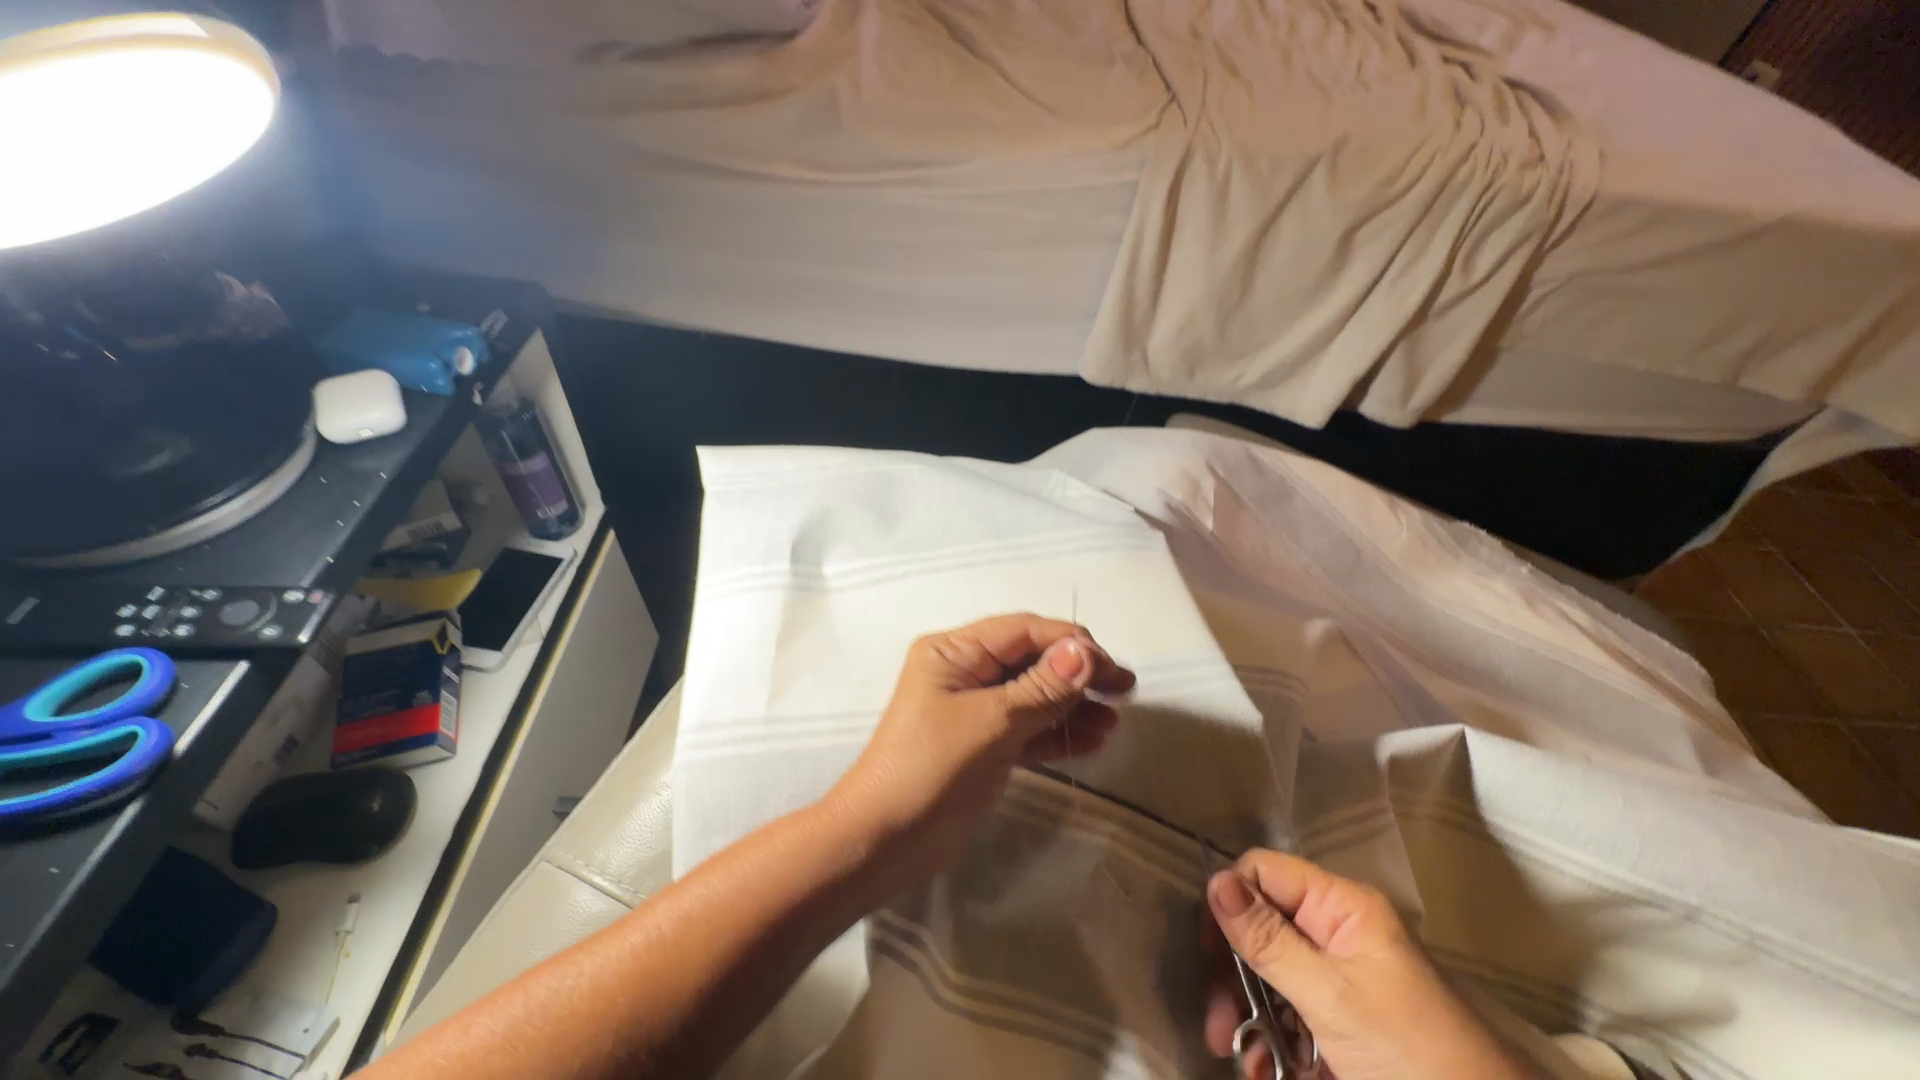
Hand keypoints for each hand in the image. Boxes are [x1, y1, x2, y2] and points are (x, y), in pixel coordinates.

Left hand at [823, 614, 1135, 889]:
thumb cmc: (931, 769)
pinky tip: (1093, 741)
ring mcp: (975, 711)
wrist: (886, 841)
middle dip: (1078, 673)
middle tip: (1125, 691)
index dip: (1070, 643)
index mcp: (954, 652)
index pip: (1023, 630)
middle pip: (1032, 660)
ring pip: (1035, 696)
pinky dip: (1059, 733)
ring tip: (1112, 723)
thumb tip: (1086, 652)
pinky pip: (1029, 729)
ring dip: (1074, 706)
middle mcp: (965, 673)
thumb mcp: (991, 722)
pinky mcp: (985, 746)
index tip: (1112, 668)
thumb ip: (1042, 688)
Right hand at [1204, 850, 1535, 1079]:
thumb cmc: (1409, 1054)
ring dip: (1247, 1014)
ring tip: (1239, 1057)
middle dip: (1233, 974)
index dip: (1230, 900)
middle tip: (1217, 1023)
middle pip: (1260, 927)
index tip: (1207, 951)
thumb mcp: (1330, 997)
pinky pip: (1290, 1014)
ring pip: (1269, 975)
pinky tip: (1265, 1069)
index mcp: (1342, 908)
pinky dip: (1273, 1041)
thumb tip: (1214, 880)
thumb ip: (1269, 939)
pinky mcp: (1340, 1021)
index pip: (1265, 872)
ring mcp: (1339, 979)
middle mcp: (1337, 932)